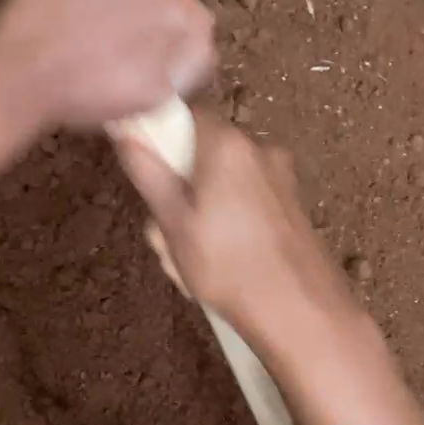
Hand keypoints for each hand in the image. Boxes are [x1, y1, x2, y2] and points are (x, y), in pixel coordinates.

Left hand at [0, 0, 215, 130]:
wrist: (20, 77)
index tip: (156, 54)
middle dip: (155, 14)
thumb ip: (174, 77)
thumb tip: (185, 58)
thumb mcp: (139, 104)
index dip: (178, 44)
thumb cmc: (74, 98)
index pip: (199, 31)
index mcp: (184, 38)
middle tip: (119, 32)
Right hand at [115, 114, 361, 347]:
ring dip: (197, 211)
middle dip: (177, 187)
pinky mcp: (290, 203)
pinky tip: (219, 261)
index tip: (148, 171)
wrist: (301, 312)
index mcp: (227, 145)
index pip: (185, 112)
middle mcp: (258, 149)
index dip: (161, 136)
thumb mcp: (172, 221)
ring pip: (220, 180)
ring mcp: (279, 176)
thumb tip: (123, 125)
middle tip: (166, 233)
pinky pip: (242, 199)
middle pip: (202, 151)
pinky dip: (224, 221)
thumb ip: (147, 170)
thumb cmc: (226, 265)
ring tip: (189, 258)